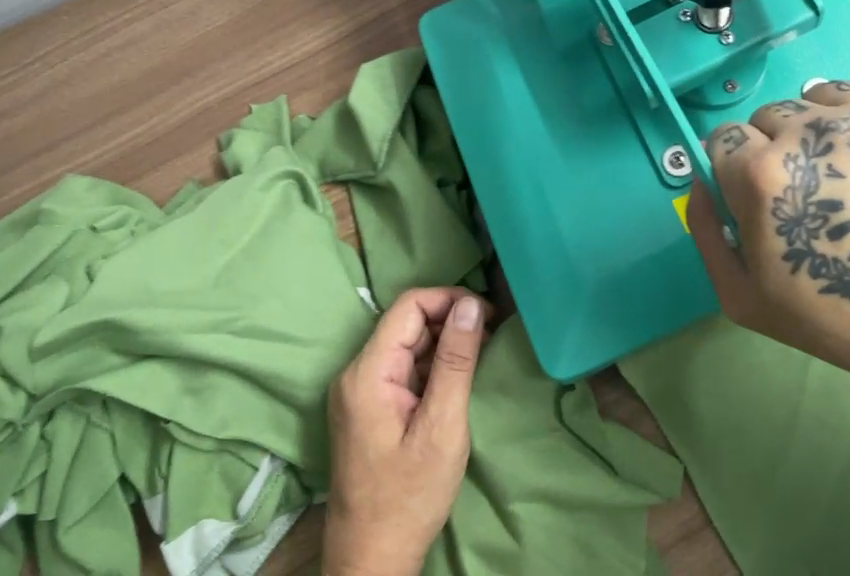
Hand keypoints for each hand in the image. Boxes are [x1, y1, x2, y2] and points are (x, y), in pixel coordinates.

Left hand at [323, 288, 489, 575]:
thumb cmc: (410, 495)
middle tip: (493, 334)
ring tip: (483, 353)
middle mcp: (356, 374)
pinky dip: (432, 365)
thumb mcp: (442, 426)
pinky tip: (459, 377)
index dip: (449, 299)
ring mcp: (359, 393)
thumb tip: (471, 304)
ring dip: (444, 343)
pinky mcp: (368, 409)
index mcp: (367, 373)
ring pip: (406, 345)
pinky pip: (402, 369)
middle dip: (450, 320)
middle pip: (406, 323)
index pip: (408, 307)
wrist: (372, 558)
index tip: (489, 314)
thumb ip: (456, 361)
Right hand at [687, 65, 849, 403]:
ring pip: (827, 93)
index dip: (741, 170)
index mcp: (765, 173)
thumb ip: (706, 232)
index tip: (771, 198)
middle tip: (823, 193)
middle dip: (785, 147)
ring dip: (832, 124)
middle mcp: (817, 125)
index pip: (726, 139)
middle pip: (776, 114)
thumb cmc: (848, 320)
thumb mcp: (747, 300)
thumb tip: (701, 178)